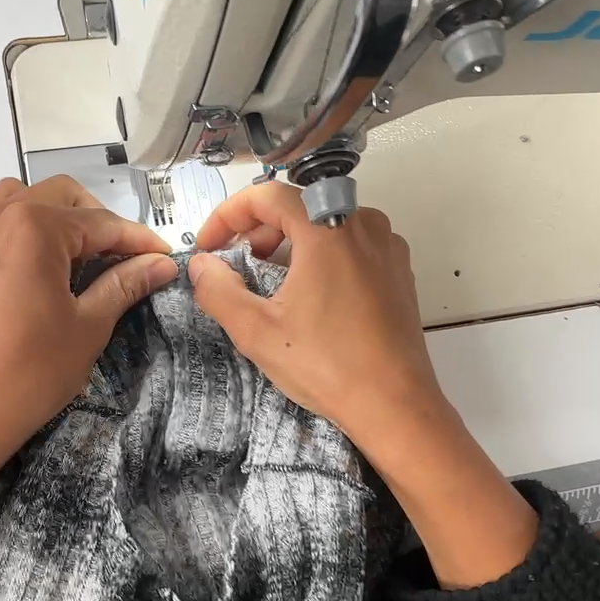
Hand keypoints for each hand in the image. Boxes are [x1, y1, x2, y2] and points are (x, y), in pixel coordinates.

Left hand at [0, 177, 175, 577]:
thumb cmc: (33, 372)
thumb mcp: (89, 325)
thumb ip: (126, 282)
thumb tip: (163, 263)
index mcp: (34, 228)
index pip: (100, 223)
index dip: (137, 240)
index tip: (164, 256)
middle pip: (61, 197)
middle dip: (98, 222)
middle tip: (122, 259)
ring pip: (22, 198)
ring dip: (55, 216)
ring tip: (76, 257)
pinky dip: (16, 226)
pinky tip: (32, 260)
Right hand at [186, 183, 449, 456]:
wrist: (394, 405)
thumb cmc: (329, 367)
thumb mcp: (256, 331)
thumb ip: (218, 290)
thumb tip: (201, 266)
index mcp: (328, 229)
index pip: (267, 195)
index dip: (228, 215)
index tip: (209, 245)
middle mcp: (364, 225)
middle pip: (298, 207)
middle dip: (256, 230)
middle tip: (233, 263)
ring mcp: (386, 247)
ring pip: (325, 225)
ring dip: (288, 244)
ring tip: (266, 280)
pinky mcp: (398, 271)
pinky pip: (350, 247)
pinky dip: (320, 258)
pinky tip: (306, 295)